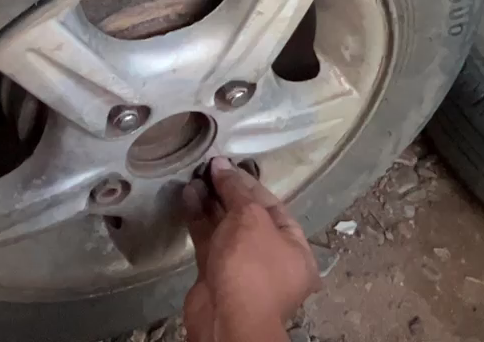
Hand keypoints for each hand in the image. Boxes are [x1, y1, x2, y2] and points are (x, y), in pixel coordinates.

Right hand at [181, 157, 320, 341]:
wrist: (228, 320)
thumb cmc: (252, 265)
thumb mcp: (250, 217)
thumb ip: (236, 189)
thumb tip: (220, 164)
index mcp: (294, 249)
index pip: (272, 205)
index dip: (248, 182)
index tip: (227, 164)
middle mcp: (271, 259)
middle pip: (247, 215)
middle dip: (227, 190)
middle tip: (207, 167)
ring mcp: (243, 267)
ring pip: (225, 226)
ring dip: (210, 201)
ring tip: (194, 177)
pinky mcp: (217, 274)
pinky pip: (209, 239)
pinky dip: (199, 217)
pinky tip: (188, 195)